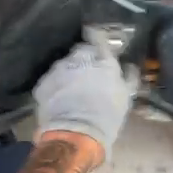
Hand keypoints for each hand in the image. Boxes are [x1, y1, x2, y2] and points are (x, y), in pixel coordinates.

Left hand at [32, 38, 134, 159]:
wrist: (75, 135)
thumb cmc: (107, 117)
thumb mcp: (125, 97)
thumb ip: (128, 78)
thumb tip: (129, 67)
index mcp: (102, 60)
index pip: (99, 39)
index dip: (97, 37)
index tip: (95, 36)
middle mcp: (79, 59)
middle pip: (80, 51)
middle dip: (84, 59)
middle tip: (88, 74)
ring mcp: (58, 70)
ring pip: (64, 65)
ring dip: (69, 72)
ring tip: (72, 90)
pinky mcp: (43, 83)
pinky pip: (51, 80)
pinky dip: (55, 86)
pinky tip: (59, 100)